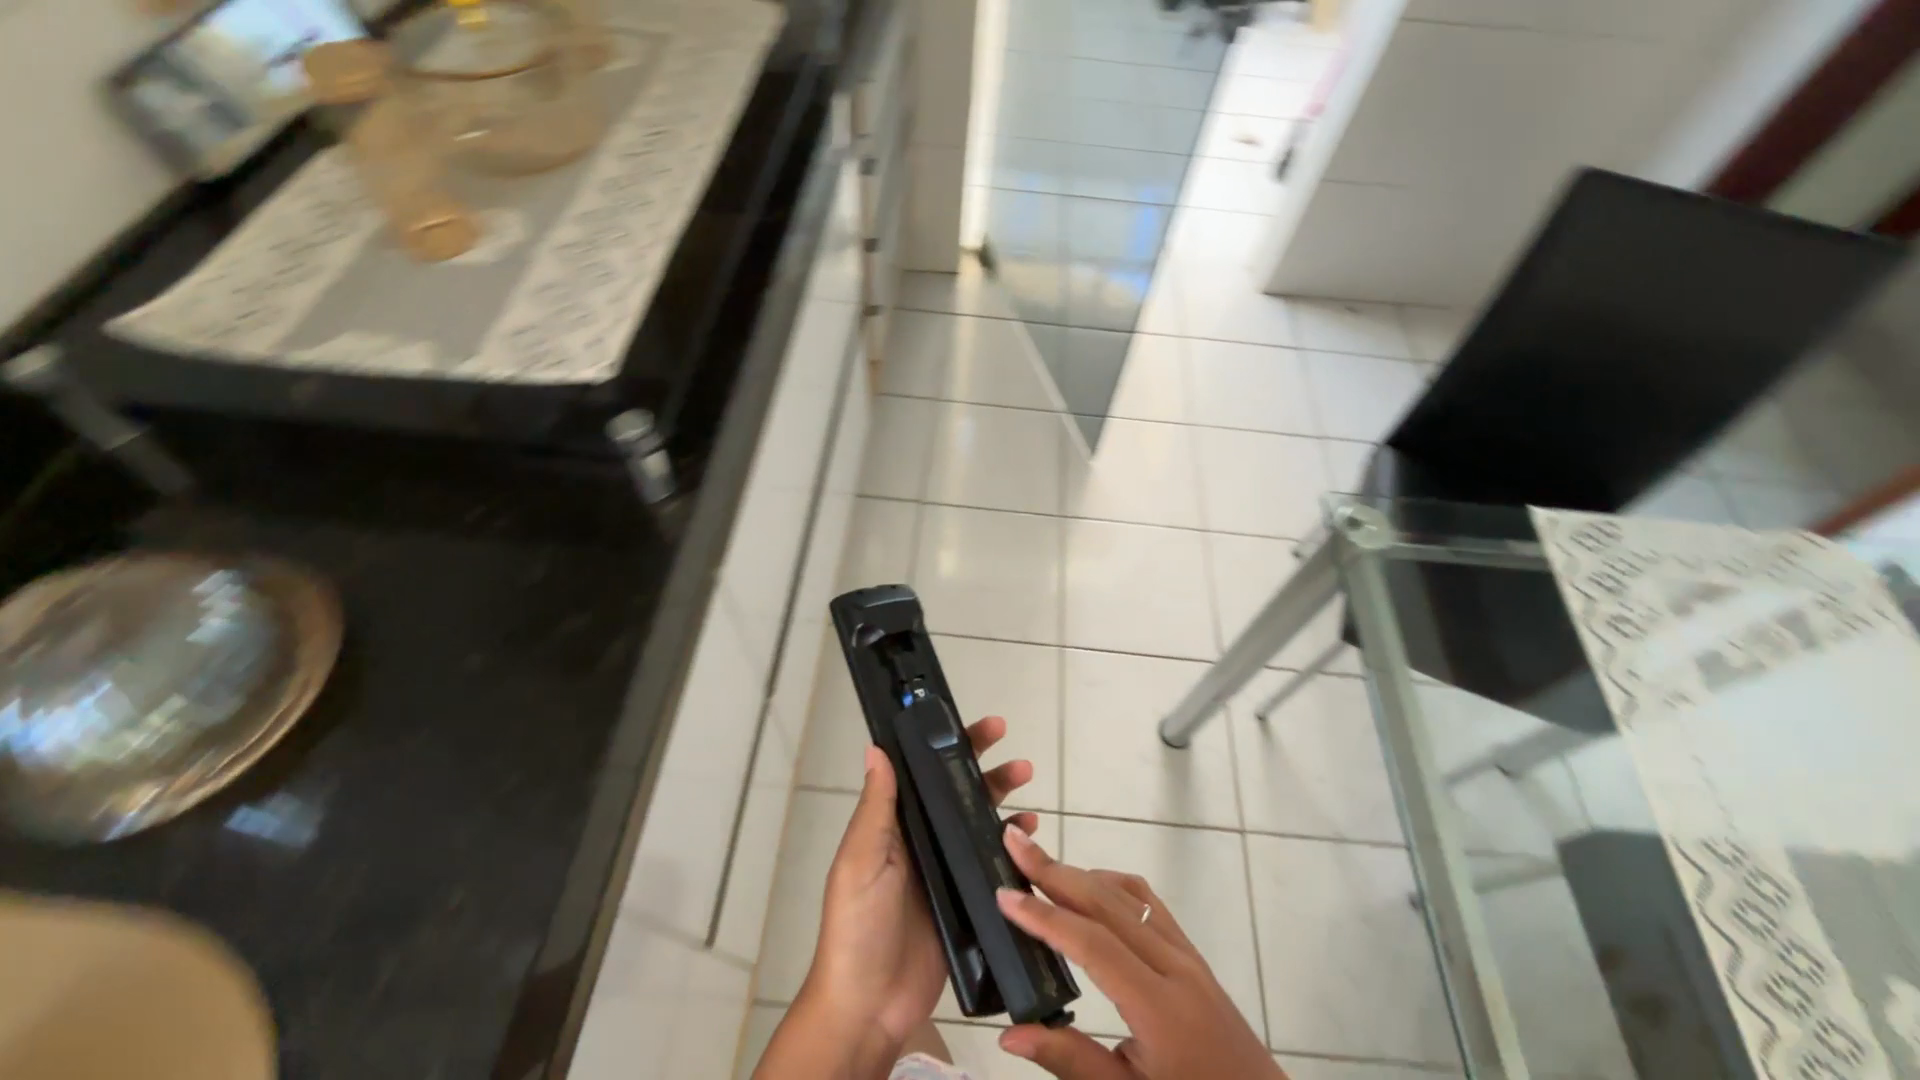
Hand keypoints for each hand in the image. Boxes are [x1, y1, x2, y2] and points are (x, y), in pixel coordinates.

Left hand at [782, 716, 1036, 1068]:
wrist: (869, 1004)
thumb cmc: (857, 926)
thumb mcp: (861, 860)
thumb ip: (877, 807)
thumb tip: (876, 748)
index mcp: (892, 829)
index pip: (923, 776)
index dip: (947, 747)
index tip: (976, 727)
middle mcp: (920, 845)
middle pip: (957, 796)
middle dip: (986, 770)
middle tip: (1015, 755)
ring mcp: (945, 874)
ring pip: (979, 826)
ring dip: (1004, 802)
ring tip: (1029, 783)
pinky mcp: (966, 904)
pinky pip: (993, 866)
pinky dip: (1013, 848)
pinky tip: (1030, 836)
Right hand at [994, 828, 1286, 1079]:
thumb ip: (1070, 1061)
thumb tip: (1009, 1034)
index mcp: (1160, 1008)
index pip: (1092, 944)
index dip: (1044, 917)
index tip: (1003, 894)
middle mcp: (1177, 968)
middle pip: (1107, 902)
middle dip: (1055, 870)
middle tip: (1012, 842)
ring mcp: (1189, 956)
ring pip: (1128, 895)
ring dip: (1080, 874)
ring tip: (1038, 864)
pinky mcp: (1194, 956)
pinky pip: (1149, 904)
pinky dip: (1111, 886)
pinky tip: (1088, 891)